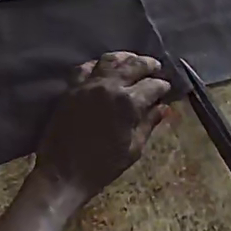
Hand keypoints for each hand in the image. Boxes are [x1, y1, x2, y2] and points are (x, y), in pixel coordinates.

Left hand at [33, 52, 172, 202]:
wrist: (63, 173)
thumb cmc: (102, 166)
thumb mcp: (133, 148)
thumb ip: (148, 123)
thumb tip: (163, 108)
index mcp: (127, 103)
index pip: (152, 86)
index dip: (162, 86)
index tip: (167, 88)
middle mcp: (108, 86)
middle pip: (132, 65)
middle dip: (148, 64)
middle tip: (156, 67)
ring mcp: (87, 85)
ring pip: (108, 60)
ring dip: (124, 58)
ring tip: (134, 60)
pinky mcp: (70, 88)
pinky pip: (85, 68)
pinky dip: (97, 64)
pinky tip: (104, 68)